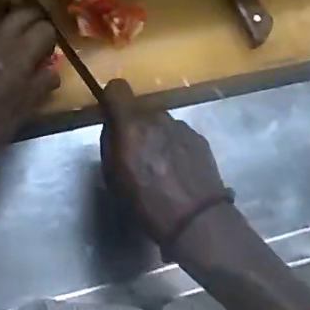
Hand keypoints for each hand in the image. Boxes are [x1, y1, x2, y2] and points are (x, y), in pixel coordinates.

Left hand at [0, 2, 57, 161]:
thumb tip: (52, 71)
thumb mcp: (24, 111)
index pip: (45, 28)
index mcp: (20, 55)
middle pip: (24, 10)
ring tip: (15, 27)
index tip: (50, 49)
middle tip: (38, 34)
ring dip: (11, 13)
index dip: (51, 37)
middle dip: (36, 19)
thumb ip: (41, 85)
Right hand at [100, 79, 232, 247]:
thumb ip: (110, 144)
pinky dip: (174, 146)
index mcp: (131, 125)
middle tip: (137, 153)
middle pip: (140, 109)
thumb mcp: (114, 178)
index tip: (112, 116)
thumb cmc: (148, 204)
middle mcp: (156, 118)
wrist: (197, 221)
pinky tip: (179, 170)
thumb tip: (113, 128)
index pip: (117, 88)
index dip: (113, 99)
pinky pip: (178, 134)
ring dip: (156, 136)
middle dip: (135, 125)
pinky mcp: (198, 138)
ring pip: (160, 122)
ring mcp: (180, 126)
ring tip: (161, 166)